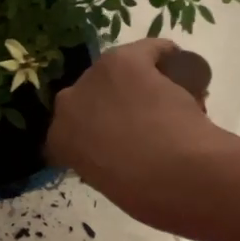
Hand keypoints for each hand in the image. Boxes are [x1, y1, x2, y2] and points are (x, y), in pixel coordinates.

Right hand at [47, 39, 239, 223]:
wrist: (170, 174)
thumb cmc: (142, 190)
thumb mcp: (108, 181)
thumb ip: (103, 163)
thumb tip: (122, 158)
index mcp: (59, 139)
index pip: (74, 124)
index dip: (101, 127)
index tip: (124, 137)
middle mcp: (67, 104)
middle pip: (92, 92)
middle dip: (114, 99)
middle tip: (145, 116)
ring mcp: (93, 80)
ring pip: (118, 70)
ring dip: (139, 80)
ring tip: (169, 99)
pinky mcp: (123, 62)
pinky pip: (146, 50)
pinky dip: (164, 55)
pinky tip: (180, 64)